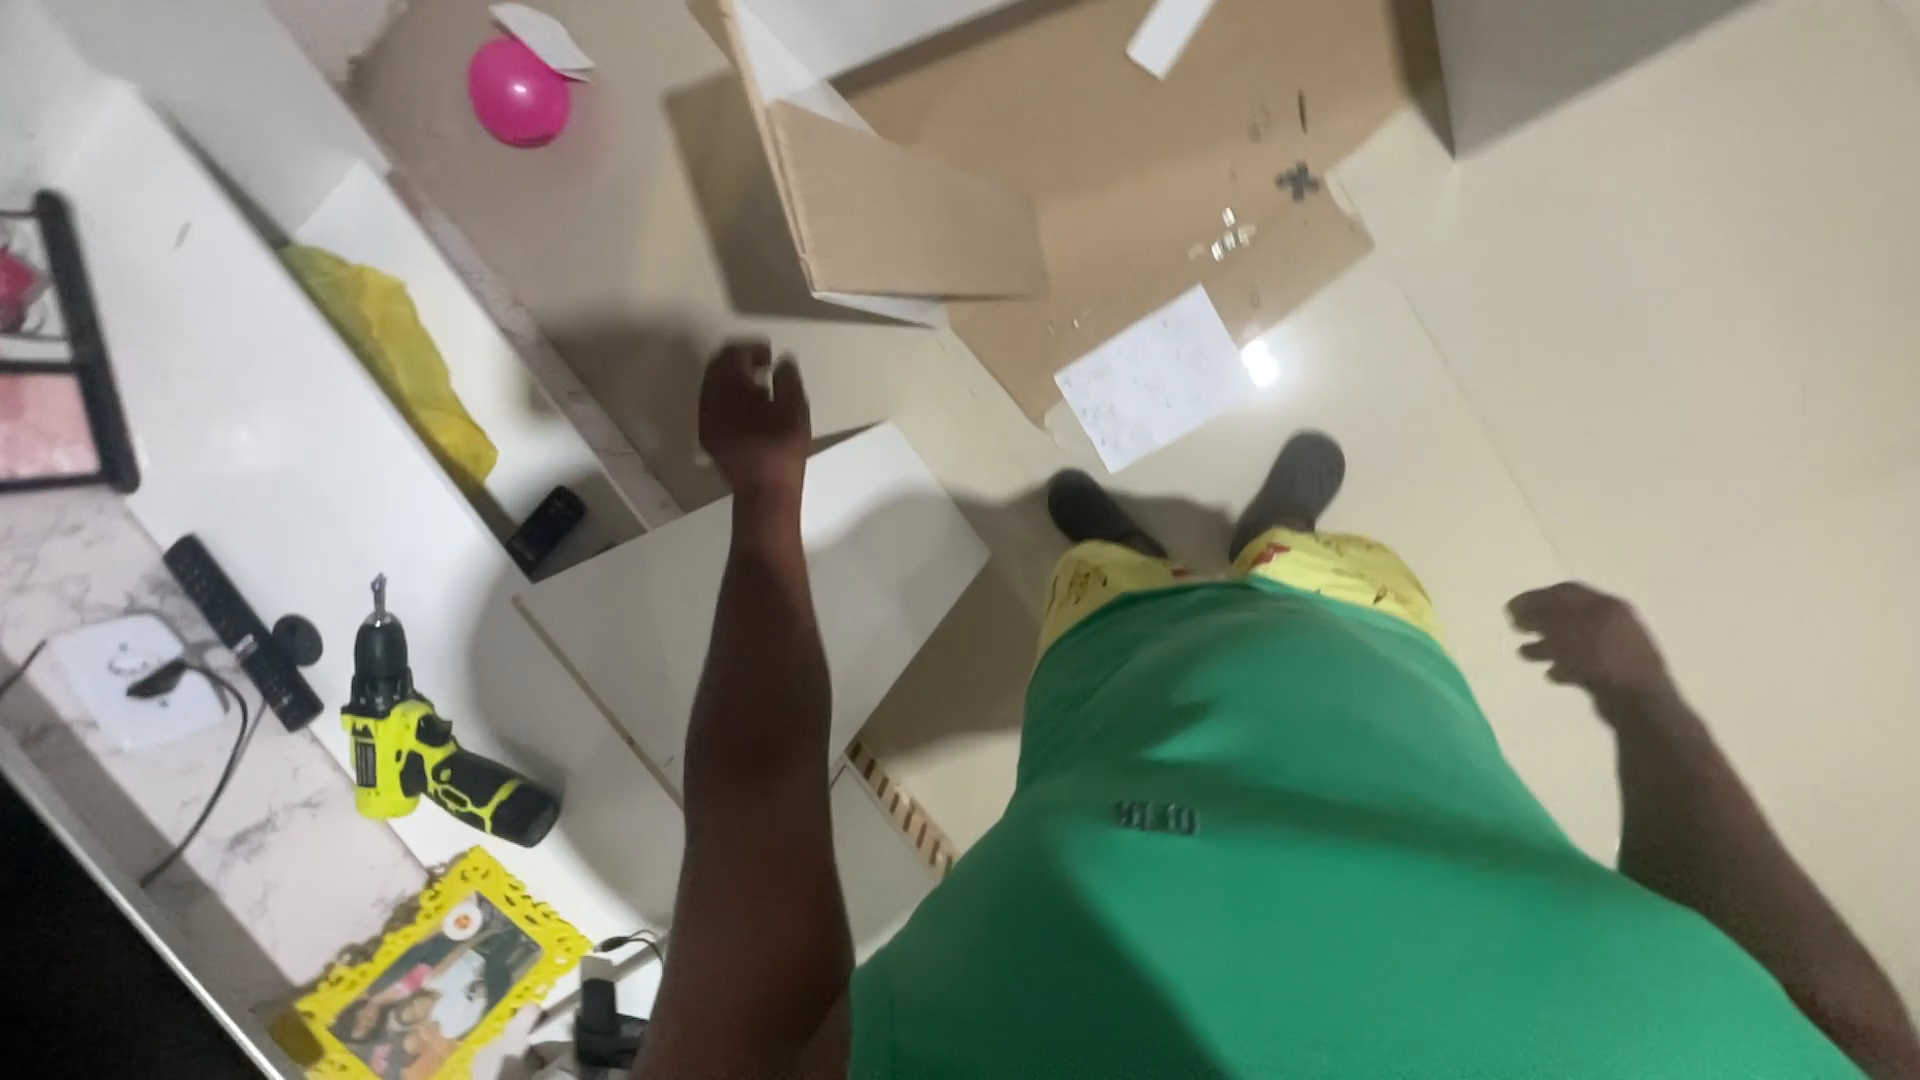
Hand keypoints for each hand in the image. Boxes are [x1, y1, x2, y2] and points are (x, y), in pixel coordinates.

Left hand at [698, 341, 809, 502]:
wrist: (764, 494)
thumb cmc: (784, 452)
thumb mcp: (796, 413)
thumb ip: (789, 381)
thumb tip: (782, 361)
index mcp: (730, 392)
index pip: (732, 355)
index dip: (751, 347)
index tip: (770, 354)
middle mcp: (710, 402)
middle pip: (716, 365)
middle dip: (739, 359)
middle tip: (763, 364)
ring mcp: (706, 420)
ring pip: (712, 384)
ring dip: (732, 377)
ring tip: (759, 386)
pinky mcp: (708, 435)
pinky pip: (711, 403)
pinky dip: (727, 396)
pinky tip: (748, 408)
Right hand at [1508, 583, 1675, 705]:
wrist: (1636, 699)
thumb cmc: (1595, 658)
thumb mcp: (1561, 629)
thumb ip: (1538, 613)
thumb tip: (1520, 606)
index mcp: (1603, 604)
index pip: (1563, 591)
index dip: (1533, 597)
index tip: (1510, 610)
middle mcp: (1613, 620)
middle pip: (1568, 613)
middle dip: (1538, 620)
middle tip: (1516, 628)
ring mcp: (1616, 646)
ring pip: (1573, 639)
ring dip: (1547, 644)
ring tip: (1525, 654)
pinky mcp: (1615, 669)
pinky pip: (1583, 661)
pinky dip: (1564, 663)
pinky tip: (1551, 673)